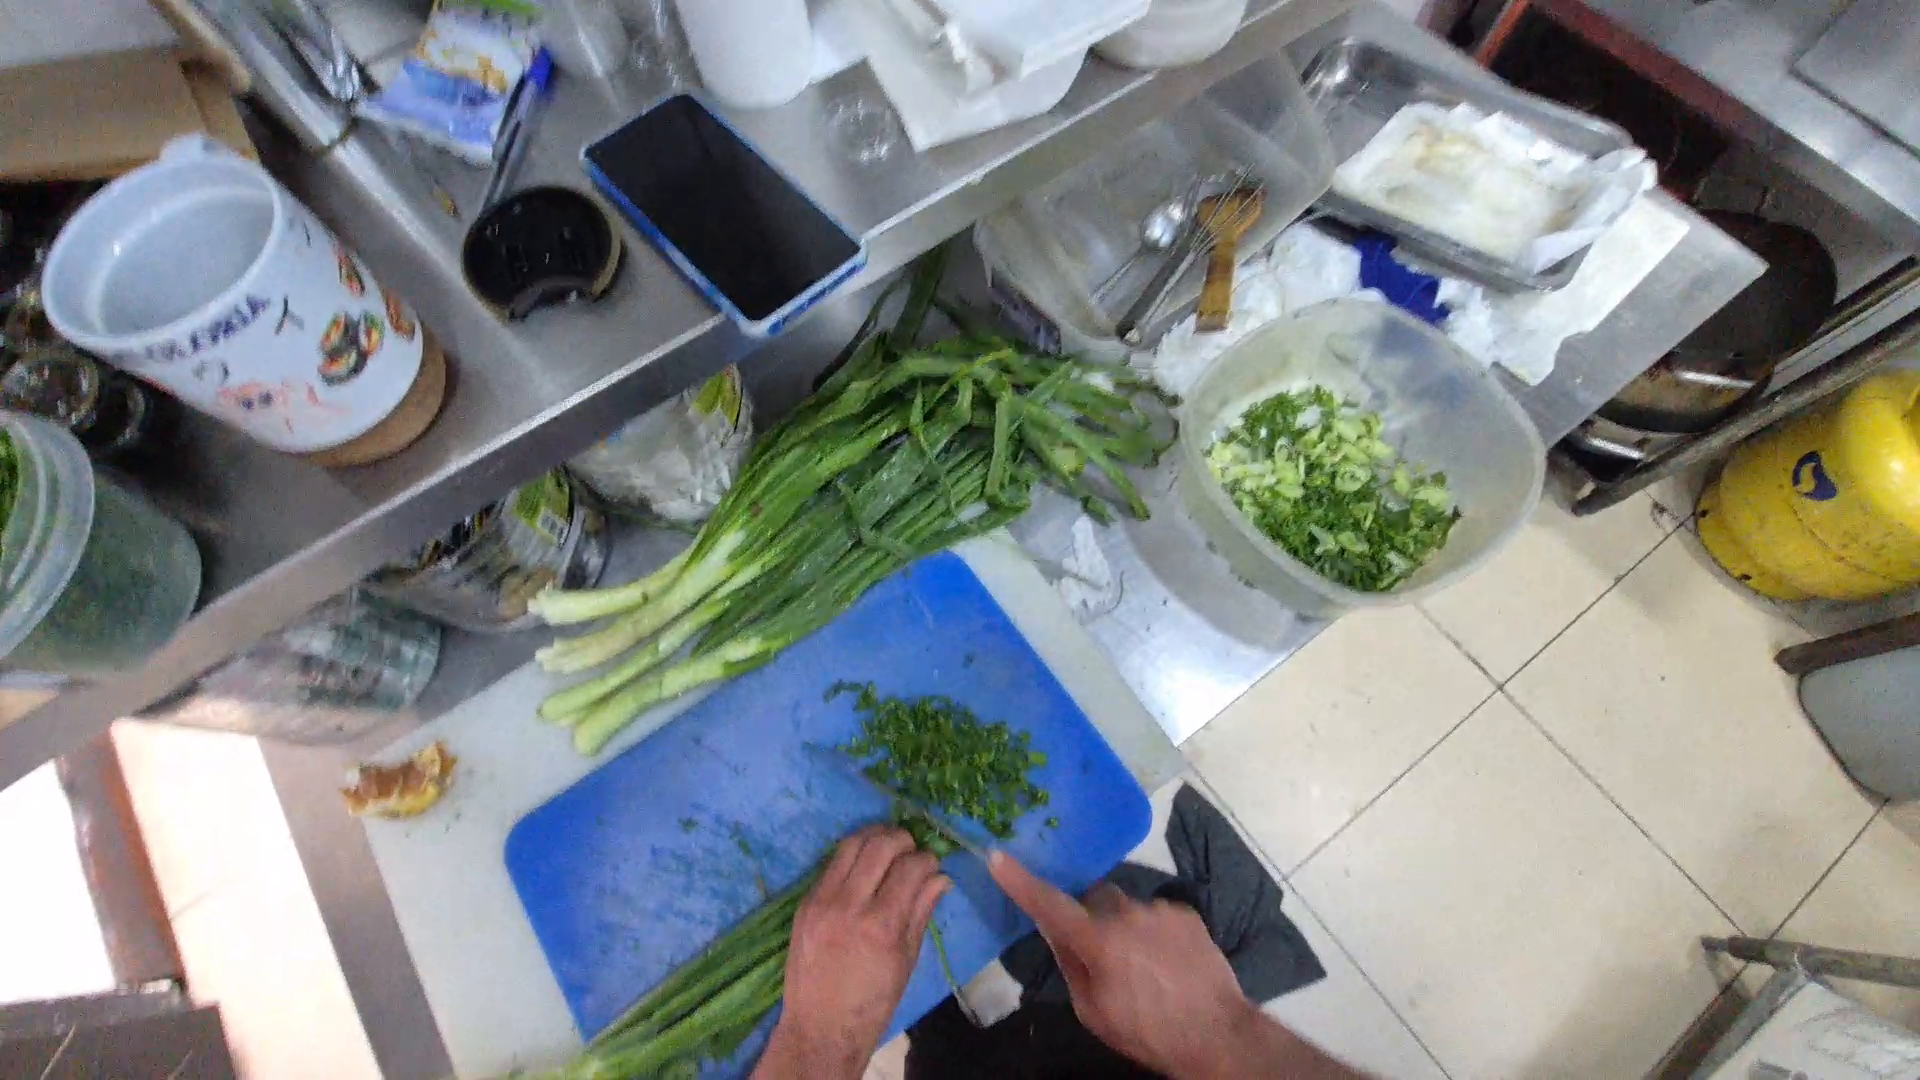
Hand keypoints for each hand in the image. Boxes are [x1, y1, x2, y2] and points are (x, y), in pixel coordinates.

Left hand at [756, 825, 948, 1079]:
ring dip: (876, 837)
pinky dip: (853, 855)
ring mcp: (822, 901)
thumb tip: (942, 876)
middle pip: (880, 845)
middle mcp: (850, 905)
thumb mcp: (907, 960)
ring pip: (852, 844)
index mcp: (881, 926)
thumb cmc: (872, 1002)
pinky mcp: (805, 902)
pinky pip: (832, 862)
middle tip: (911, 849)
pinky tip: (865, 863)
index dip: (927, 859)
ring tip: (889, 846)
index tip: (932, 864)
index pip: (910, 867)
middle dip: (903, 839)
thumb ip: (922, 911)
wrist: (819, 1029)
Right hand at [989, 852, 1362, 1079]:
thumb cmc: (1148, 1032)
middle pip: (1093, 900)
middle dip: (1090, 918)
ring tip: (1145, 966)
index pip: (1048, 903)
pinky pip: (1155, 913)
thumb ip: (1071, 965)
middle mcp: (1124, 912)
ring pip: (1125, 907)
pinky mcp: (1183, 912)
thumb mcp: (1094, 1012)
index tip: (997, 855)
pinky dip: (1153, 932)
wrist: (1219, 1035)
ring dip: (1125, 927)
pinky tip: (1168, 962)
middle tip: (1102, 954)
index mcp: (1097, 940)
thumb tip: (1057, 932)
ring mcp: (1156, 908)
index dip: (1019, 880)